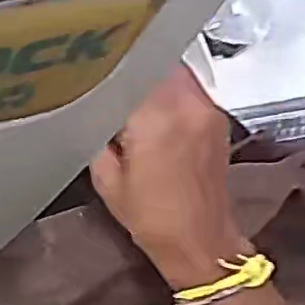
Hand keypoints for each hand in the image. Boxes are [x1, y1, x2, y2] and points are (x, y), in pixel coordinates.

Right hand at [91, 65, 250, 288]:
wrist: (200, 239)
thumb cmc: (150, 218)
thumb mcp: (107, 182)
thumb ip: (98, 140)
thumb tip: (94, 114)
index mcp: (156, 121)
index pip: (129, 75)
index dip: (106, 72)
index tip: (88, 74)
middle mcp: (187, 106)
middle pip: (156, 65)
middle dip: (129, 69)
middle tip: (103, 77)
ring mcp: (207, 110)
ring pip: (174, 72)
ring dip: (150, 78)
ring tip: (124, 92)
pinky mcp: (216, 119)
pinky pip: (188, 89)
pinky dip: (167, 91)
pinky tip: (149, 109)